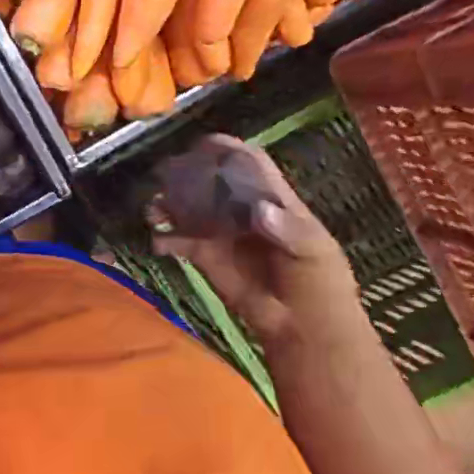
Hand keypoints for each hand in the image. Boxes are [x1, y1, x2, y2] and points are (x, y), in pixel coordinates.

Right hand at [148, 135, 360, 346]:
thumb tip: (259, 210)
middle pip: (209, 180)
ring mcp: (220, 232)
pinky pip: (176, 241)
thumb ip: (289, 231)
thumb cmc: (319, 286)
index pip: (248, 163)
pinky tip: (158, 243)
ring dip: (166, 204)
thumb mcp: (314, 254)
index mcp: (272, 200)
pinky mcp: (204, 256)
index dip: (227, 149)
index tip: (201, 144)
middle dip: (185, 174)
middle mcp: (240, 210)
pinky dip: (163, 239)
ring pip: (186, 208)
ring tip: (154, 211)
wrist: (304, 329)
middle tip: (163, 175)